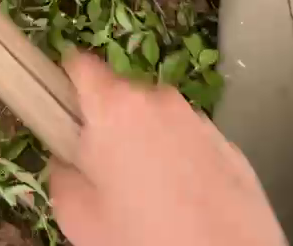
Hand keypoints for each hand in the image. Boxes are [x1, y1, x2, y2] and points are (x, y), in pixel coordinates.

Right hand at [50, 54, 285, 245]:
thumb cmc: (142, 239)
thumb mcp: (77, 216)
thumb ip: (61, 174)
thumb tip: (67, 160)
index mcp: (113, 104)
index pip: (79, 63)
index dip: (68, 82)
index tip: (66, 111)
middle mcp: (157, 99)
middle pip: (121, 93)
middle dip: (110, 120)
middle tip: (108, 166)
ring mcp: (198, 121)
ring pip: (158, 117)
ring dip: (149, 138)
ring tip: (153, 191)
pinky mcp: (232, 149)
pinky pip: (192, 141)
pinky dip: (183, 159)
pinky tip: (187, 203)